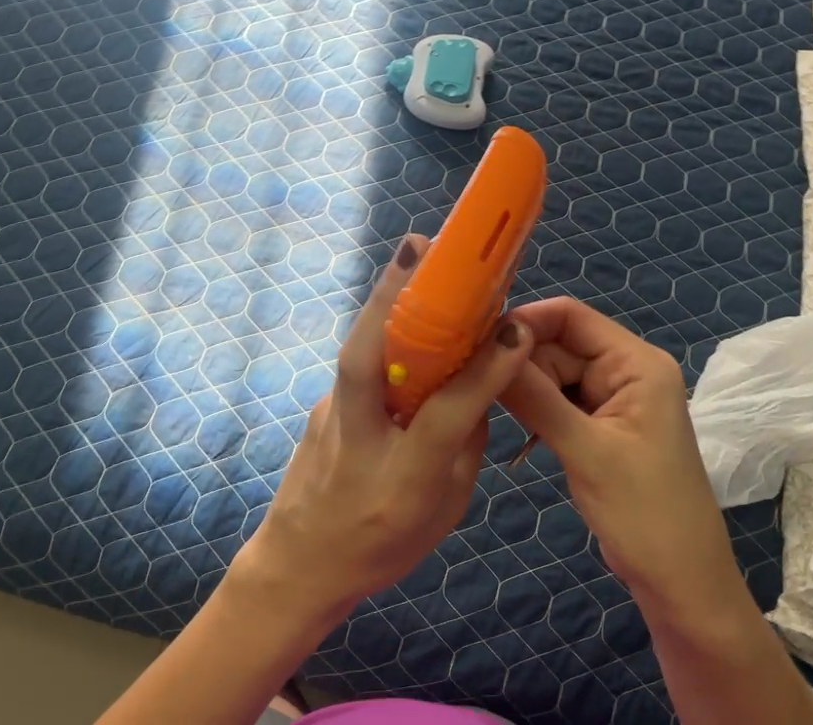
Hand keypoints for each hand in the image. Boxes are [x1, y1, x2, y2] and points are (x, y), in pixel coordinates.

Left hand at [236, 234, 534, 616]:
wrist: (297, 565)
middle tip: (420, 247)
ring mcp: (330, 418)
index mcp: (404, 479)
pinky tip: (400, 320)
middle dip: (392, 299)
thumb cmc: (383, 545)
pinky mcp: (320, 408)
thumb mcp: (445, 509)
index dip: (481, 371)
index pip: (446, 413)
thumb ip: (465, 445)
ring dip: (383, 302)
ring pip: (357, 352)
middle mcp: (360, 438)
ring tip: (413, 258)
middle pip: (367, 360)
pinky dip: (379, 334)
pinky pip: (357, 365)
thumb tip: (480, 384)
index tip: (514, 327)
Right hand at [500, 298, 744, 610]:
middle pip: (557, 343)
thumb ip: (536, 396)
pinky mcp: (599, 426)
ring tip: (487, 404)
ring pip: (552, 372)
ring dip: (523, 387)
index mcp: (637, 364)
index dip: (525, 320)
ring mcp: (612, 400)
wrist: (680, 584)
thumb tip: (489, 345)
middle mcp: (626, 371)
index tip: (478, 341)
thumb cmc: (645, 514)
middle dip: (520, 361)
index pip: (571, 316)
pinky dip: (534, 408)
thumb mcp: (586, 451)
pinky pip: (557, 400)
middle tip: (476, 385)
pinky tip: (511, 423)